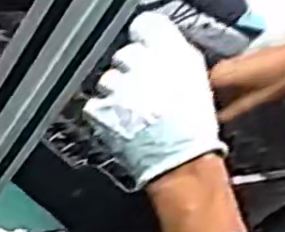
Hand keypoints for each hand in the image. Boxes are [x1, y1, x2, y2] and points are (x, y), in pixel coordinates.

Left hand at [82, 13, 226, 189]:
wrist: (175, 154)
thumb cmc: (190, 120)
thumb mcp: (192, 73)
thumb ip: (170, 54)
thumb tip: (156, 48)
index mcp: (169, 49)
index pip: (144, 24)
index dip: (142, 34)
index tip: (142, 43)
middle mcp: (141, 64)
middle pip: (123, 54)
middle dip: (128, 68)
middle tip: (137, 86)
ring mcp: (117, 89)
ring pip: (106, 80)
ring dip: (113, 91)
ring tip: (127, 107)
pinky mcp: (100, 112)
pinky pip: (93, 105)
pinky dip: (100, 112)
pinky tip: (115, 120)